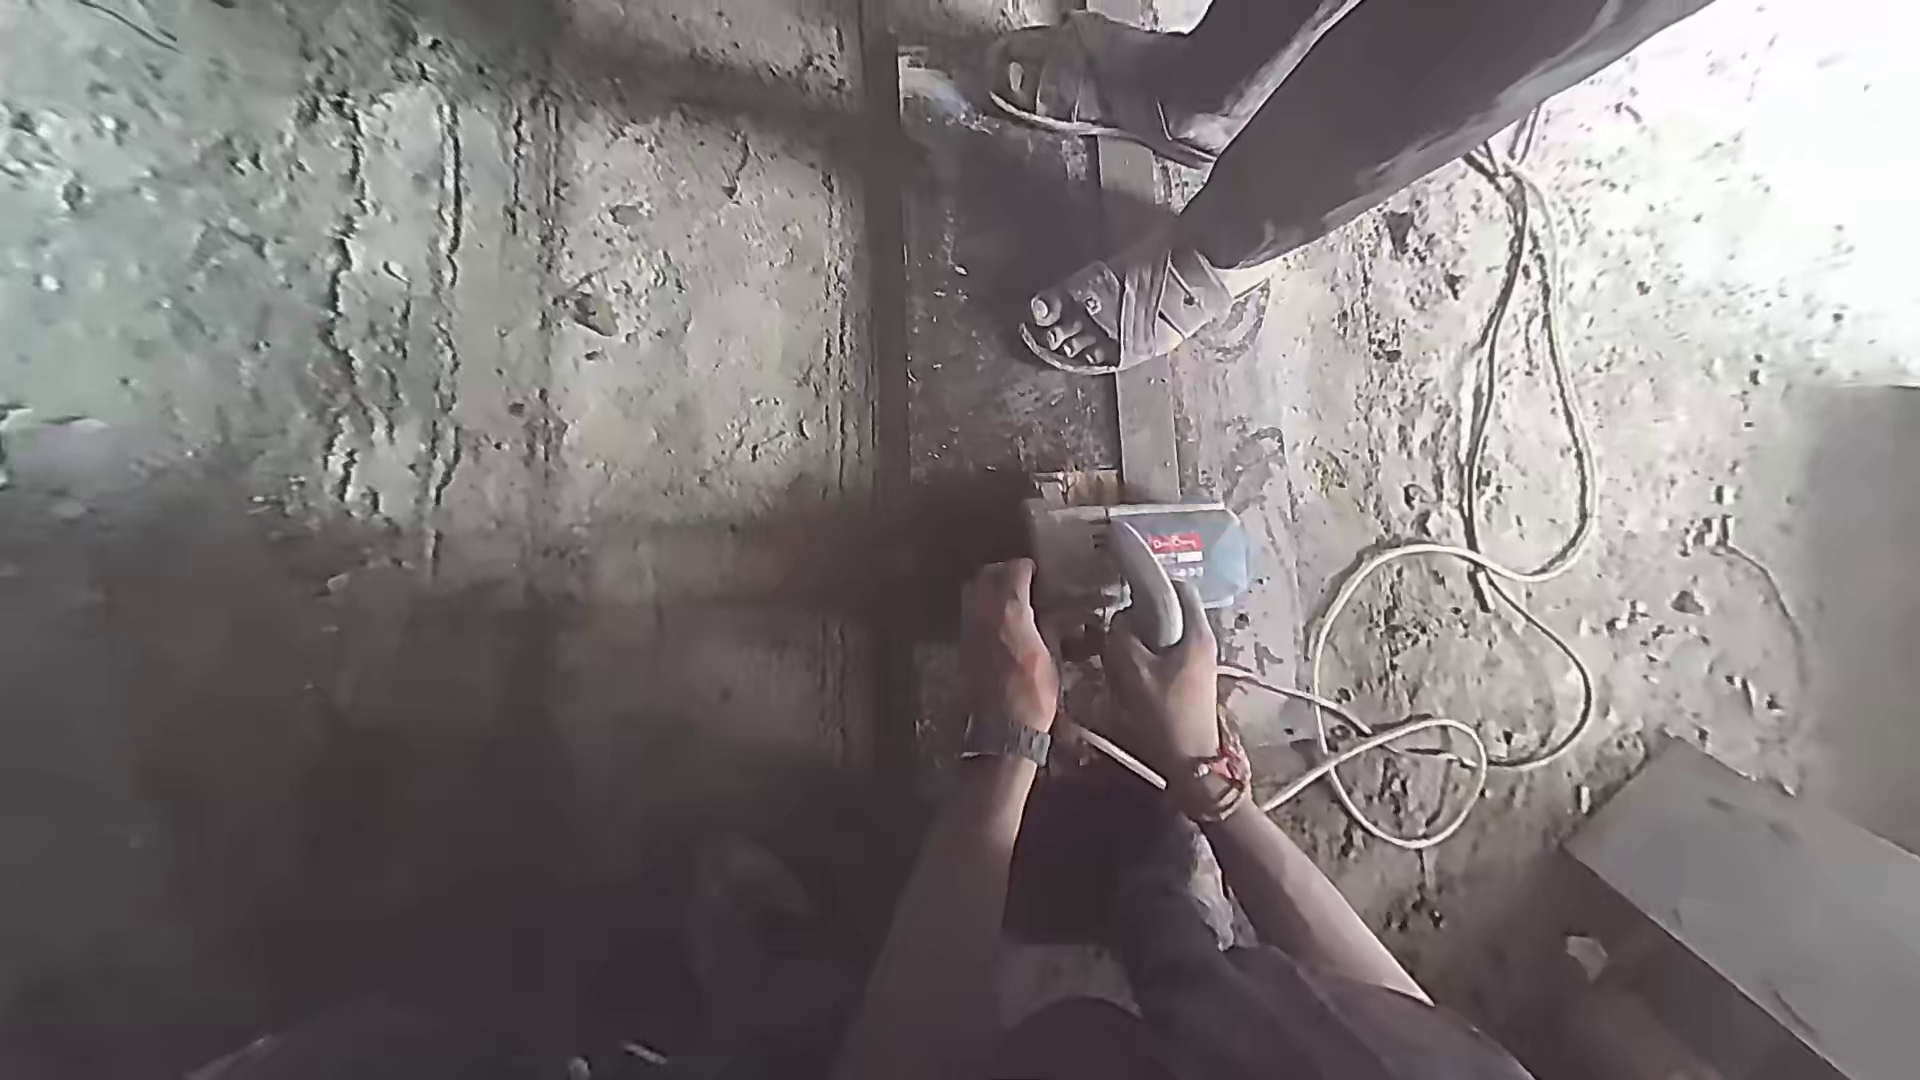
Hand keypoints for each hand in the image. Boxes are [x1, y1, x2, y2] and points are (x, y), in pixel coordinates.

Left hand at [960, 559, 1059, 733]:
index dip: (1025, 568)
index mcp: (1010, 613)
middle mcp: (983, 614)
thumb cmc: (1033, 696)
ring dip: (988, 586)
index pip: (1013, 572)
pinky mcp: (962, 644)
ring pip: (972, 590)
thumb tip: (1050, 615)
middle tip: (1020, 579)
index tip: (1035, 572)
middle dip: (1003, 571)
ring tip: (1007, 597)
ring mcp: (968, 628)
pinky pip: (969, 611)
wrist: (1001, 730)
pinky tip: (997, 619)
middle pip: (987, 574)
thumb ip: (1047, 629)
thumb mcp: (1050, 659)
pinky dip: (981, 606)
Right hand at [1101, 580, 1218, 777]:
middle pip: (1169, 610)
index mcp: (1196, 633)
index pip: (1178, 587)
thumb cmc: (1164, 715)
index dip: (1151, 579)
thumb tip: (1120, 620)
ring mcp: (1198, 662)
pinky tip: (1126, 668)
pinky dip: (1145, 653)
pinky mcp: (1189, 679)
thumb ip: (1121, 636)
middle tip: (1114, 620)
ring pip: (1164, 633)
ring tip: (1116, 645)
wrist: (1190, 766)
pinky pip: (1164, 652)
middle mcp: (1203, 641)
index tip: (1124, 583)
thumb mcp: (1133, 670)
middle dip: (1141, 612)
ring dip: (1140, 635)